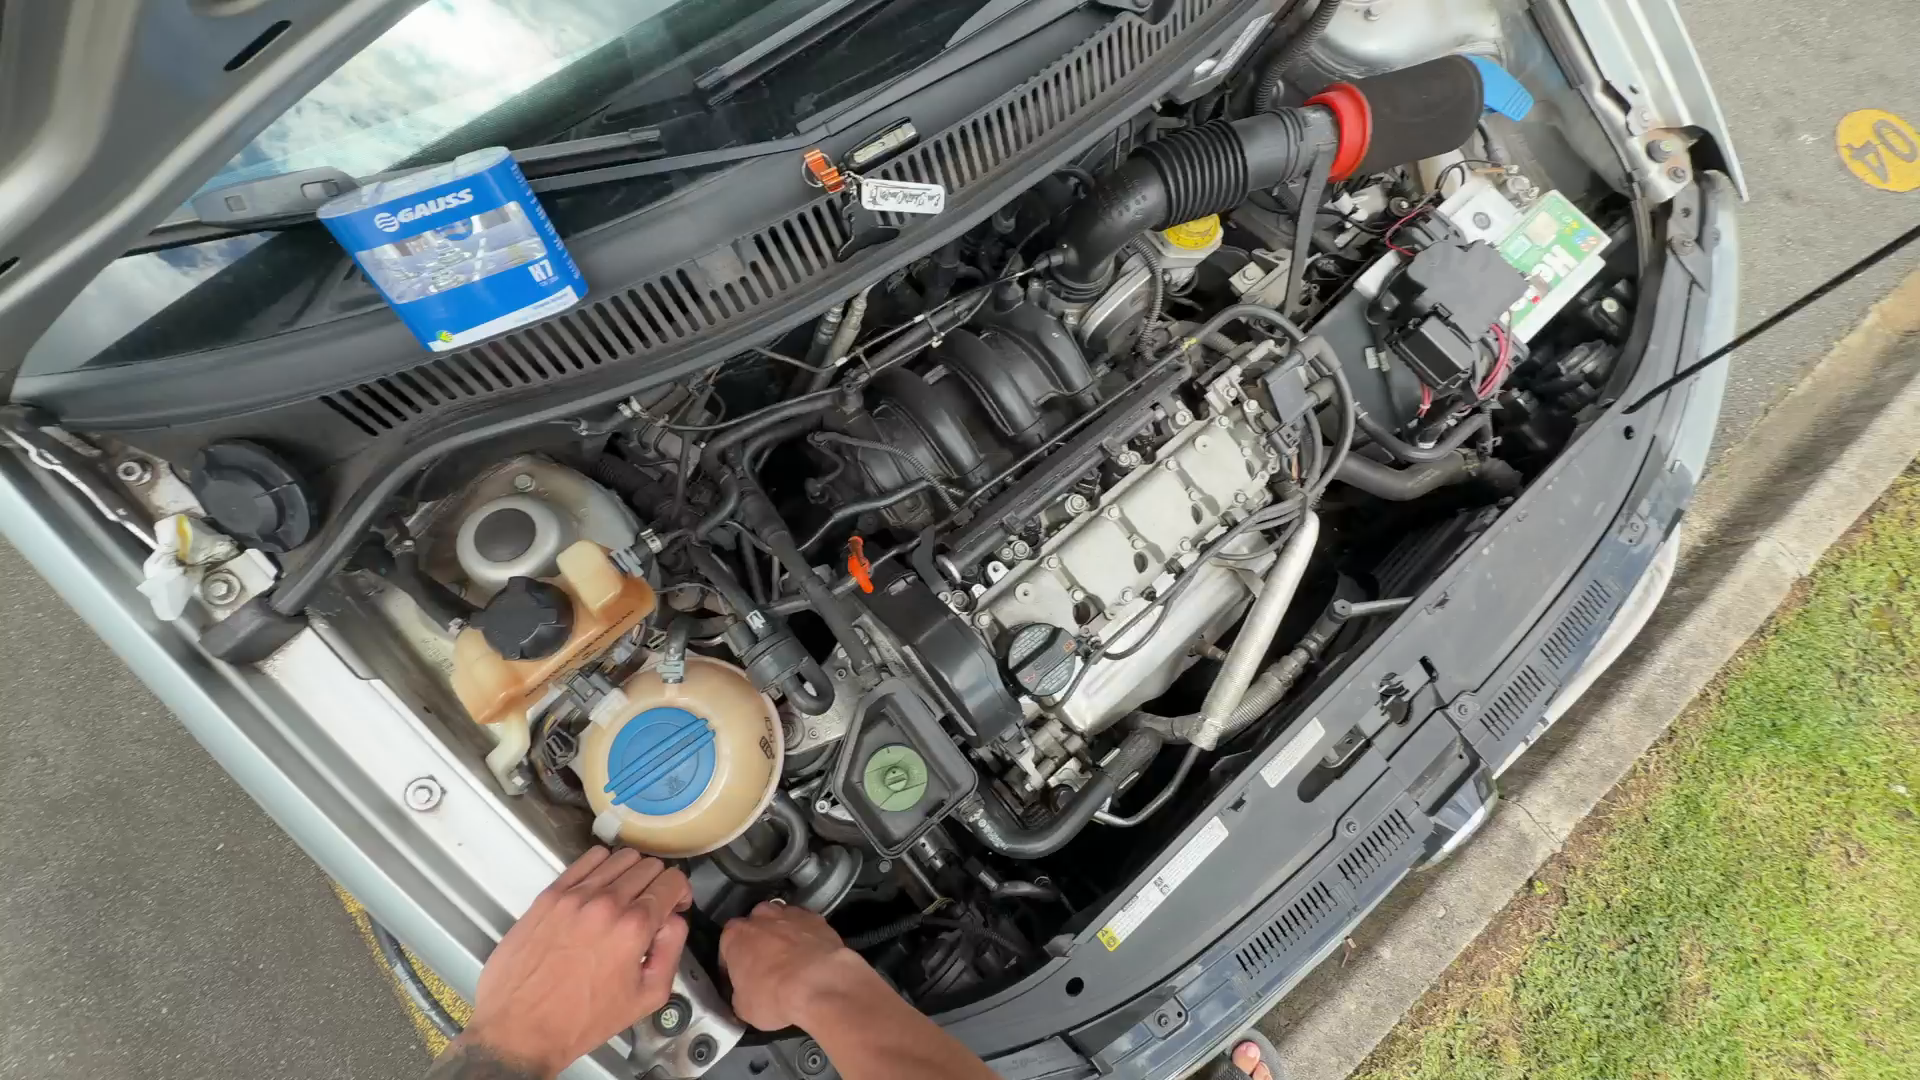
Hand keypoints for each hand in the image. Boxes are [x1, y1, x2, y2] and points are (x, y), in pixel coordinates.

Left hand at [456, 847, 691, 1078]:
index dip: (680, 892)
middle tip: (650, 905)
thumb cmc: (579, 1021)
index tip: (674, 904)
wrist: (516, 1034)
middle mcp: (607, 903)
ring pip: (623, 857)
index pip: (673, 881)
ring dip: (632, 872)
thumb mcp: (646, 998)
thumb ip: (673, 949)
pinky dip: (603, 865)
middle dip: (658, 884)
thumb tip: (675, 919)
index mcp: (634, 926)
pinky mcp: (549, 896)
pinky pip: (589, 858)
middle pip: (651, 866)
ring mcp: (576, 896)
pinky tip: (600, 886)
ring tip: (625, 895)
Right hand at [718, 901, 878, 1030]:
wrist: (819, 982)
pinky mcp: (815, 917)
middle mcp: (762, 917)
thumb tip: (744, 994)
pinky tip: (808, 957)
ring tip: (788, 962)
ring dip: (781, 937)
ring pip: (780, 921)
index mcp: (736, 935)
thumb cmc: (775, 994)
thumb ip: (739, 992)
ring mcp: (790, 913)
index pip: (726, 944)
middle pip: (755, 926)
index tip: (736, 976)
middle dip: (757, 943)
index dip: (731, 962)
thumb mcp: (743, 1008)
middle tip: (763, 968)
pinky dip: (804, 937)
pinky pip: (804, 925)